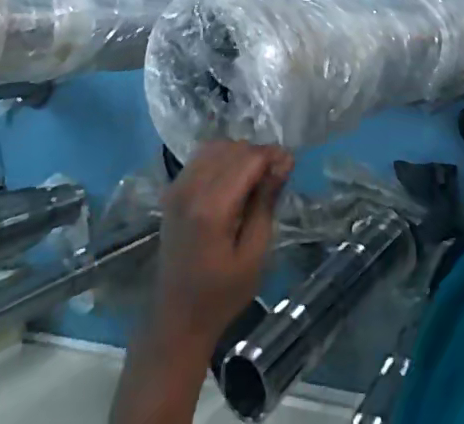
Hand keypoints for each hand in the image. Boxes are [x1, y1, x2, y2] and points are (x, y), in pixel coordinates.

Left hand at [154, 140, 292, 345]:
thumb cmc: (221, 294)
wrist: (176, 317)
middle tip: (277, 175)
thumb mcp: (254, 253)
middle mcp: (190, 188)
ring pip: (215, 147)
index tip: (291, 164)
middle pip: (231, 148)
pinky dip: (220, 159)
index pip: (248, 159)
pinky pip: (200, 158)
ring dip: (239, 154)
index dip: (273, 155)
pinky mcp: (172, 192)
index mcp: (211, 207)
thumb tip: (282, 163)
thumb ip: (266, 203)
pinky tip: (233, 180)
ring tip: (256, 177)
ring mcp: (177, 188)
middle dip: (258, 154)